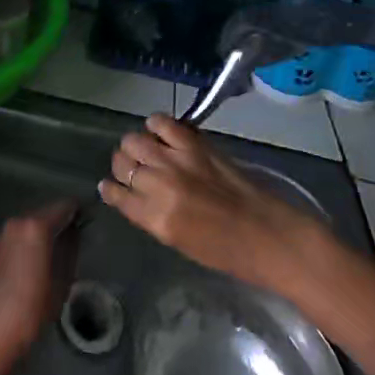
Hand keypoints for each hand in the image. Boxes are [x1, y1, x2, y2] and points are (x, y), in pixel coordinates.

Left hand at [0, 200, 78, 374]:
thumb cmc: (32, 308)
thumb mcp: (63, 279)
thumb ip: (71, 247)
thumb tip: (77, 229)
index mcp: (36, 225)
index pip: (65, 205)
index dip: (80, 211)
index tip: (91, 221)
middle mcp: (18, 222)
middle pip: (48, 211)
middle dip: (63, 220)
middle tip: (79, 238)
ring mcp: (4, 234)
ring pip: (34, 222)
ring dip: (48, 230)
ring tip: (61, 250)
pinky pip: (22, 234)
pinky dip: (34, 239)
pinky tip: (41, 259)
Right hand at [98, 114, 327, 295]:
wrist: (265, 233)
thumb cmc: (224, 251)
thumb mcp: (177, 241)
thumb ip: (152, 216)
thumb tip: (136, 196)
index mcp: (154, 218)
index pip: (117, 195)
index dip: (110, 189)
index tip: (109, 186)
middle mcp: (160, 185)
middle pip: (123, 162)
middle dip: (122, 164)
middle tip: (131, 166)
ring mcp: (178, 160)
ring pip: (136, 140)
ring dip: (136, 145)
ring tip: (145, 149)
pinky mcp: (196, 144)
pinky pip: (164, 123)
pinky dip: (157, 124)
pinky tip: (162, 132)